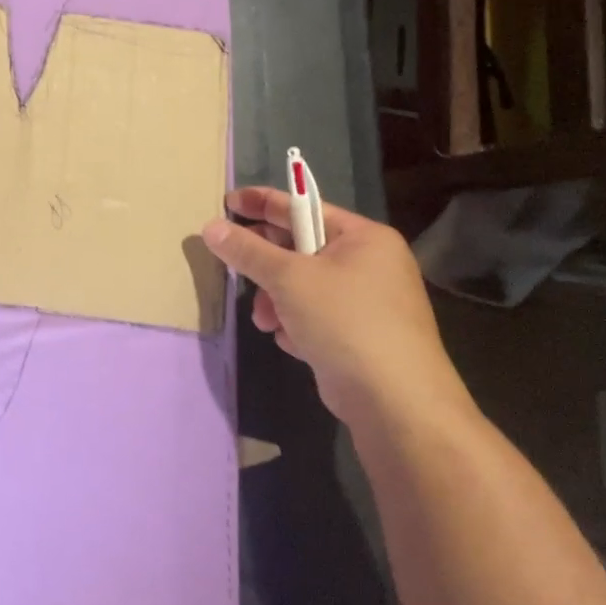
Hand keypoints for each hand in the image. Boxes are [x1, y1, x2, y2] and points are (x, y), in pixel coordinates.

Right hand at [201, 187, 471, 428]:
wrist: (396, 402)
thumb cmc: (345, 321)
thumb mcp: (288, 278)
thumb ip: (247, 250)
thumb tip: (210, 227)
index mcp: (364, 238)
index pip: (304, 207)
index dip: (263, 203)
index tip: (225, 203)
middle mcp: (369, 264)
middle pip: (301, 247)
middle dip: (265, 263)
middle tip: (234, 266)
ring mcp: (367, 302)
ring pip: (302, 285)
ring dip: (275, 299)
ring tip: (264, 320)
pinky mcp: (359, 335)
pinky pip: (314, 314)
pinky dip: (294, 323)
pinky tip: (289, 340)